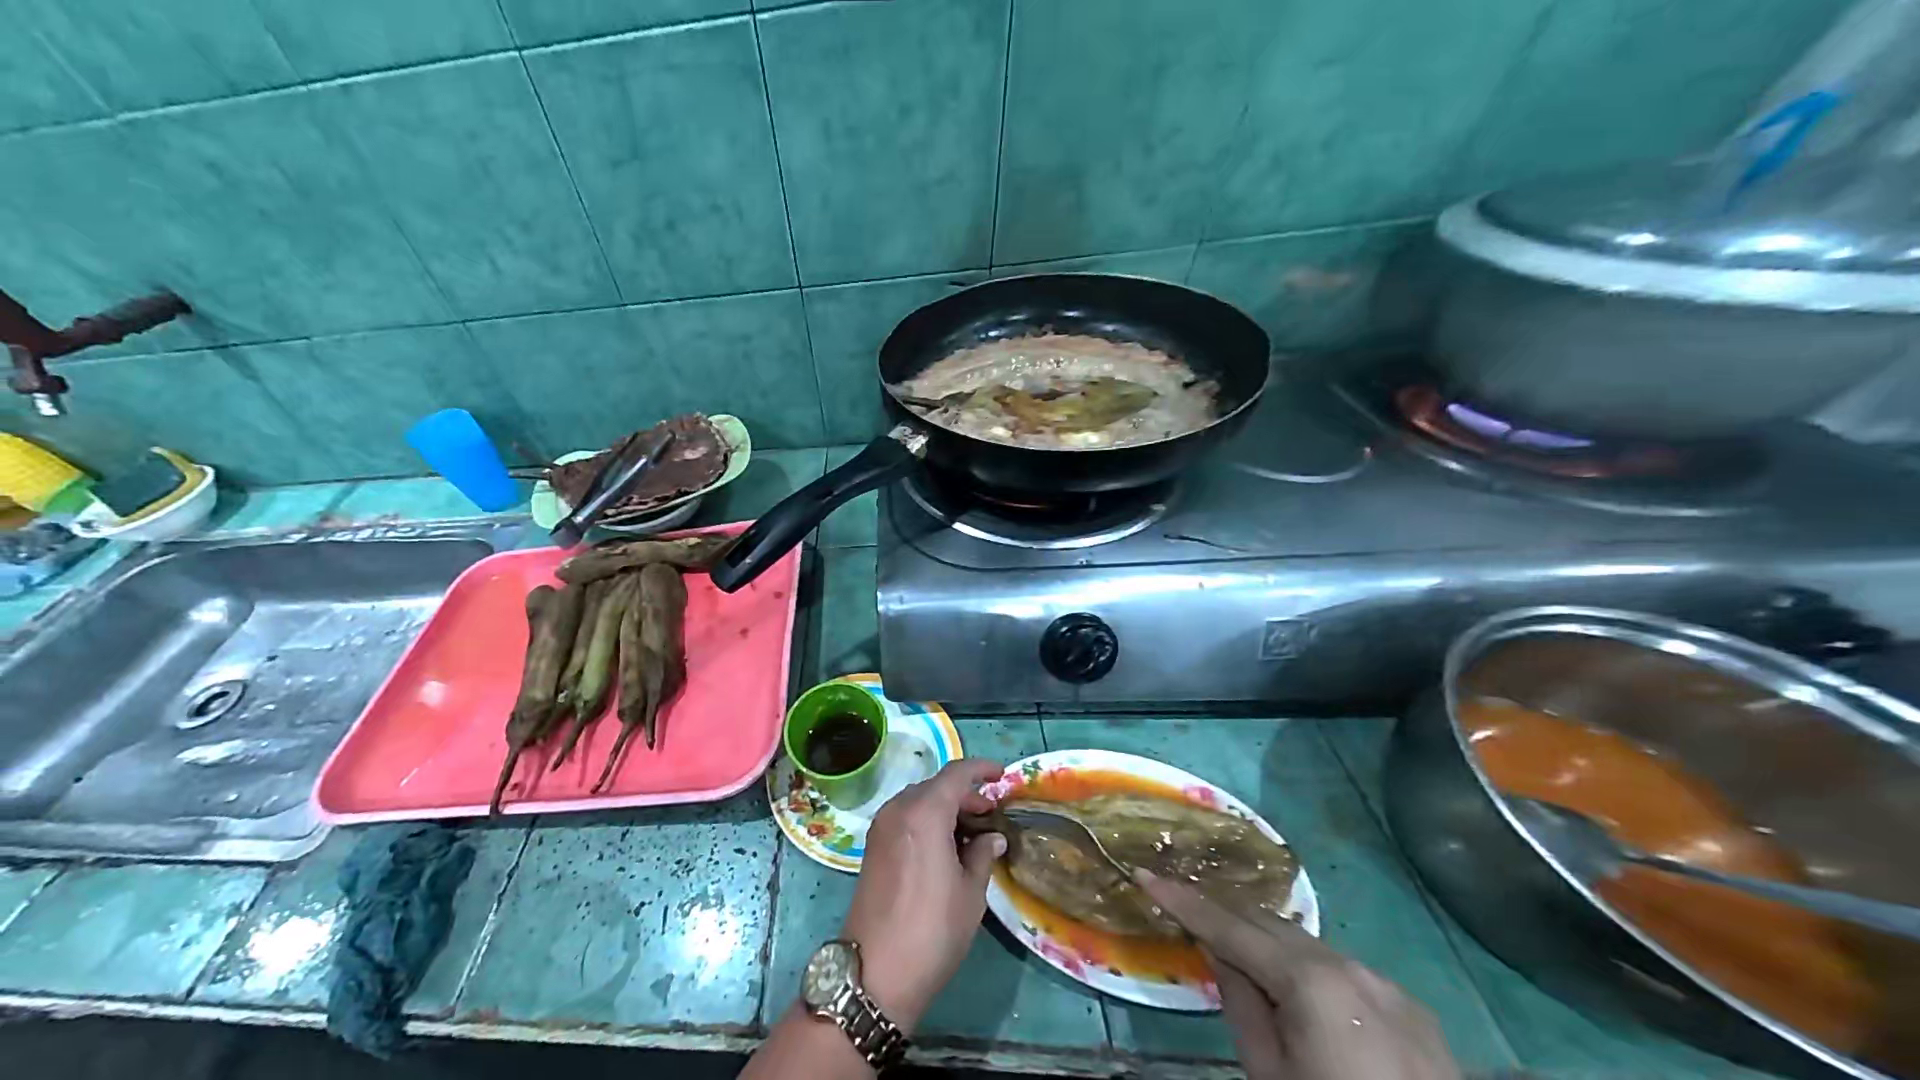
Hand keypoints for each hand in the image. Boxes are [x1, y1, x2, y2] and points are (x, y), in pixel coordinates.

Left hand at [842, 758, 1006, 1034]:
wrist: (875, 973)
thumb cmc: (932, 930)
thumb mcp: (970, 893)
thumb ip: (982, 855)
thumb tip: (991, 837)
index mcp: (925, 812)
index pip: (957, 774)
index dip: (982, 769)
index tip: (1002, 775)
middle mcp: (899, 810)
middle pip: (936, 786)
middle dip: (965, 794)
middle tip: (991, 815)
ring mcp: (881, 827)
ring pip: (919, 800)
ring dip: (945, 807)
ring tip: (971, 832)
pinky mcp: (872, 847)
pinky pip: (905, 818)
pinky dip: (927, 820)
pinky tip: (945, 845)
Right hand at [1134, 869, 1460, 1079]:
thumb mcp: (1269, 1075)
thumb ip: (1241, 1005)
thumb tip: (1223, 955)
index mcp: (1310, 980)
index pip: (1230, 928)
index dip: (1184, 900)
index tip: (1146, 874)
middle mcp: (1349, 964)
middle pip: (1271, 925)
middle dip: (1227, 916)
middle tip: (1185, 908)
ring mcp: (1386, 983)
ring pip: (1309, 946)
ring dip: (1269, 945)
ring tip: (1240, 956)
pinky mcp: (1412, 1008)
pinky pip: (1345, 973)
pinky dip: (1310, 972)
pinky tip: (1303, 999)